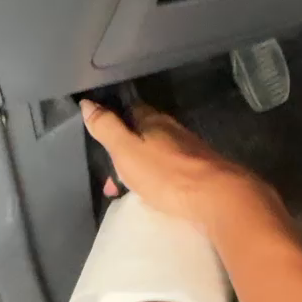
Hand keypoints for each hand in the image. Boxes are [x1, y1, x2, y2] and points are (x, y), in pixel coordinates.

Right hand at [79, 100, 287, 244]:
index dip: (112, 123)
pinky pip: (169, 171)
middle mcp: (172, 130)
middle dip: (124, 154)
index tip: (100, 143)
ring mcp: (188, 151)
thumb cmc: (165, 174)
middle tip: (111, 180)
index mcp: (153, 120)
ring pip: (156, 154)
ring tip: (127, 191)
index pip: (129, 110)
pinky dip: (156, 180)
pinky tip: (153, 194)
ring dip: (139, 170)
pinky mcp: (199, 171)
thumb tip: (87, 103)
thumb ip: (107, 128)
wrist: (215, 197)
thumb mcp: (126, 151)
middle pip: (142, 135)